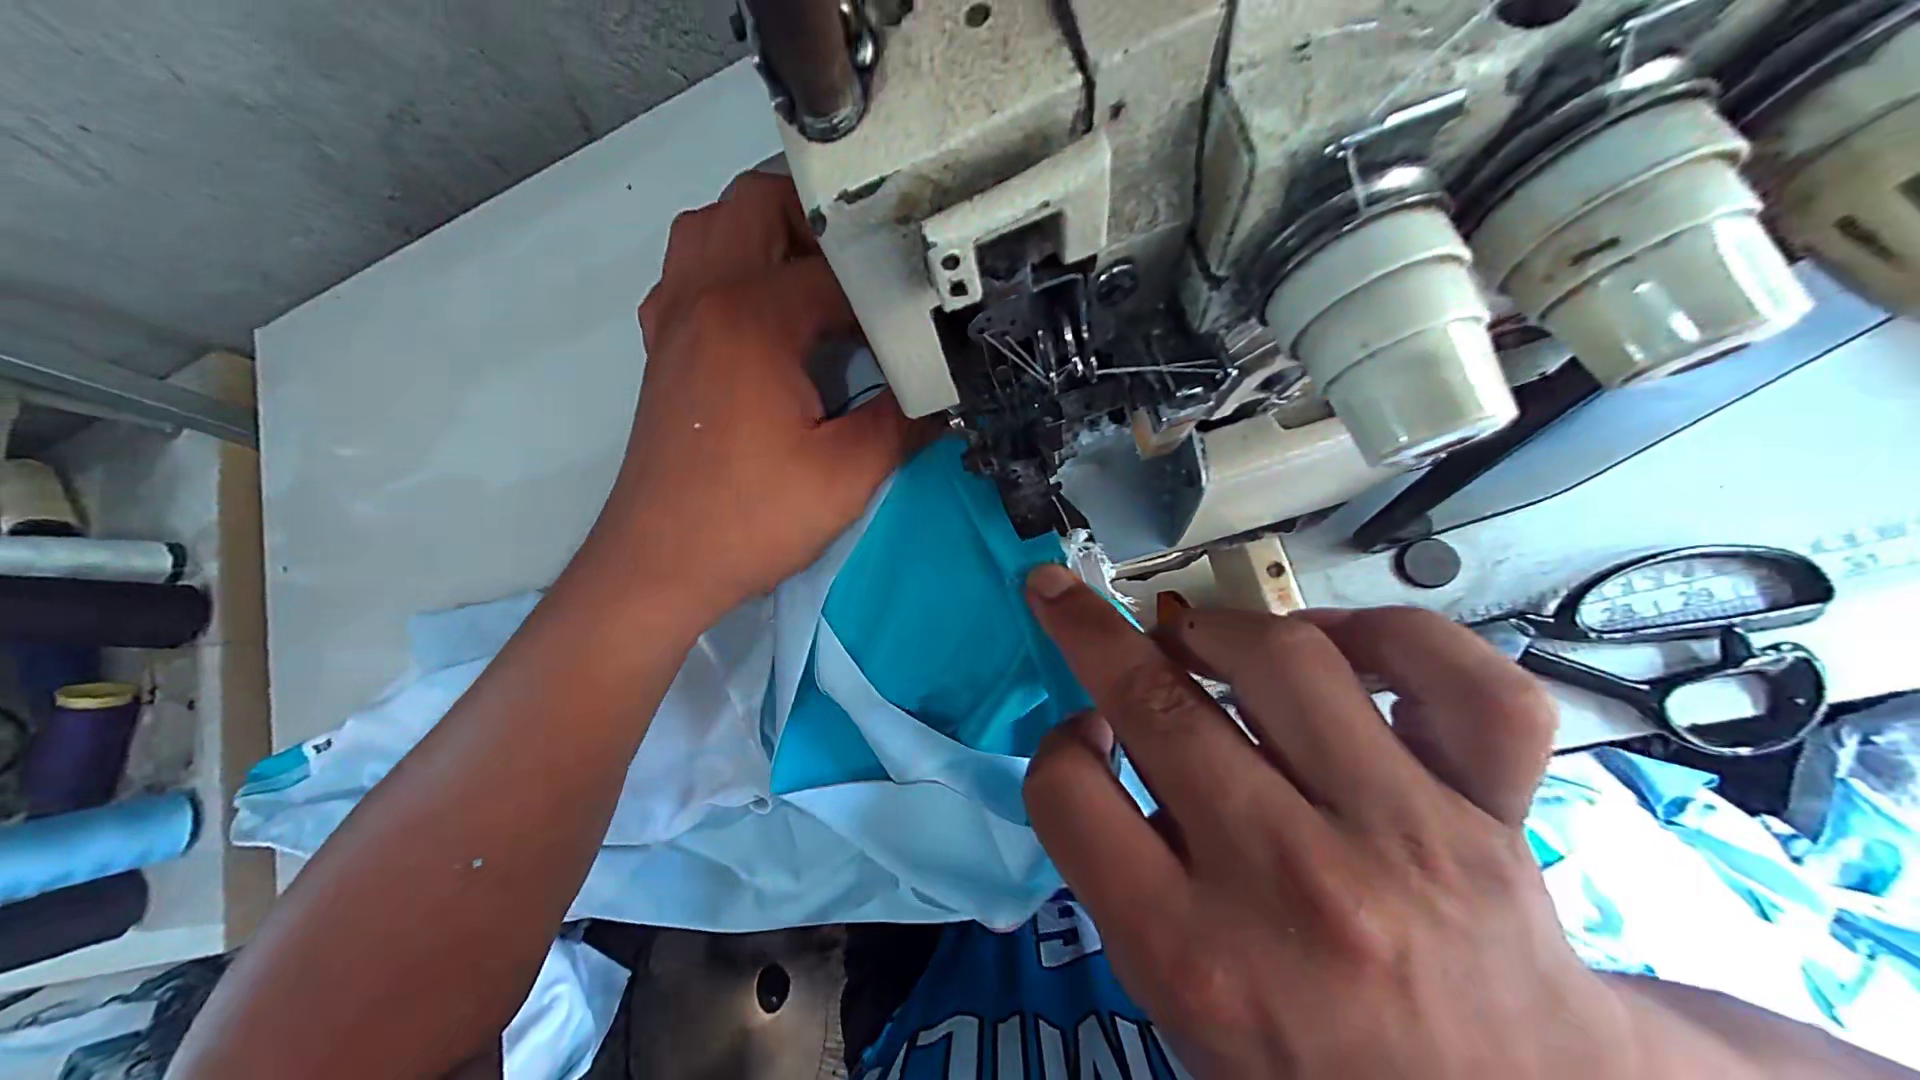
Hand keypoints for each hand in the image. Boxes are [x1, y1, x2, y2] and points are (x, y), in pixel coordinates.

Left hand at [581, 172, 918, 626]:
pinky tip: (764, 315)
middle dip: (820, 222)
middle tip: (865, 275)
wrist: (659, 565)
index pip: (834, 267)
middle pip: (758, 203)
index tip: (919, 313)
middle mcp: (703, 296)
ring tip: (816, 281)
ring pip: (712, 226)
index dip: (885, 286)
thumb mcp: (847, 474)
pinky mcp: (663, 347)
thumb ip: (904, 421)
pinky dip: (727, 267)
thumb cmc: (750, 519)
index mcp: (751, 317)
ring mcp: (674, 318)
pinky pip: (689, 271)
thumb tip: (950, 393)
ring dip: (765, 233)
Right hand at [1020, 569, 1651, 1079]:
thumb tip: (1111, 740)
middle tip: (1071, 605)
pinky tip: (1340, 647)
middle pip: (1155, 702)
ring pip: (1286, 657)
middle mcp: (1293, 881)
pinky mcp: (1495, 819)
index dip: (1058, 745)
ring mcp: (1405, 837)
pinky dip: (1391, 637)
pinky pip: (1462, 681)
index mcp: (1193, 955)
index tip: (1081, 738)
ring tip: (1197, 641)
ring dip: (1213, 628)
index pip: (1067, 789)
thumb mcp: (1175, 1006)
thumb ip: (1126, 877)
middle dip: (1088, 631)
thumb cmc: (1307, 1076)